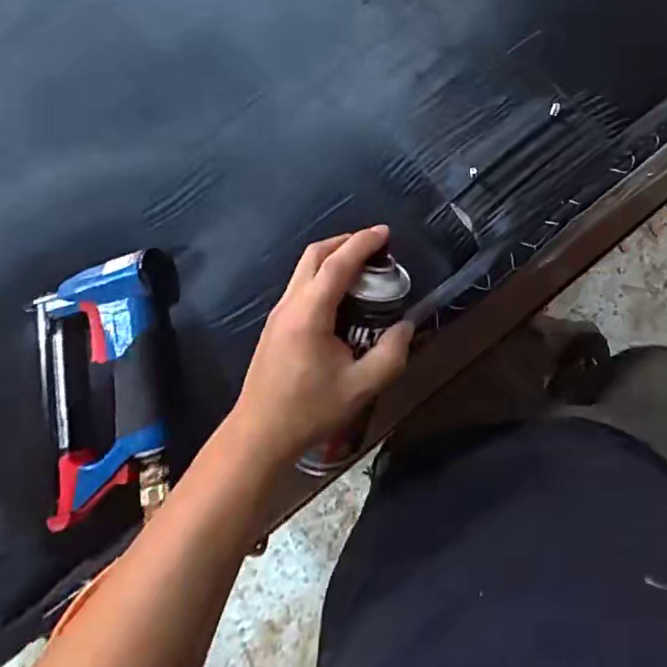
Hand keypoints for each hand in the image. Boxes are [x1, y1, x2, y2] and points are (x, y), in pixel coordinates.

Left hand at [227, 226, 410, 464]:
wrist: (259, 434)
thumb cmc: (309, 410)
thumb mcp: (361, 388)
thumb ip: (391, 355)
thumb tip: (406, 327)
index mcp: (309, 313)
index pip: (337, 264)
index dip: (363, 243)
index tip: (385, 232)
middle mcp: (290, 304)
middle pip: (315, 255)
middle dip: (345, 242)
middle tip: (375, 247)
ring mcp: (278, 313)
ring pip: (304, 268)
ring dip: (333, 258)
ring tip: (363, 269)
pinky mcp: (275, 325)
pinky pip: (300, 285)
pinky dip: (323, 276)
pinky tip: (342, 297)